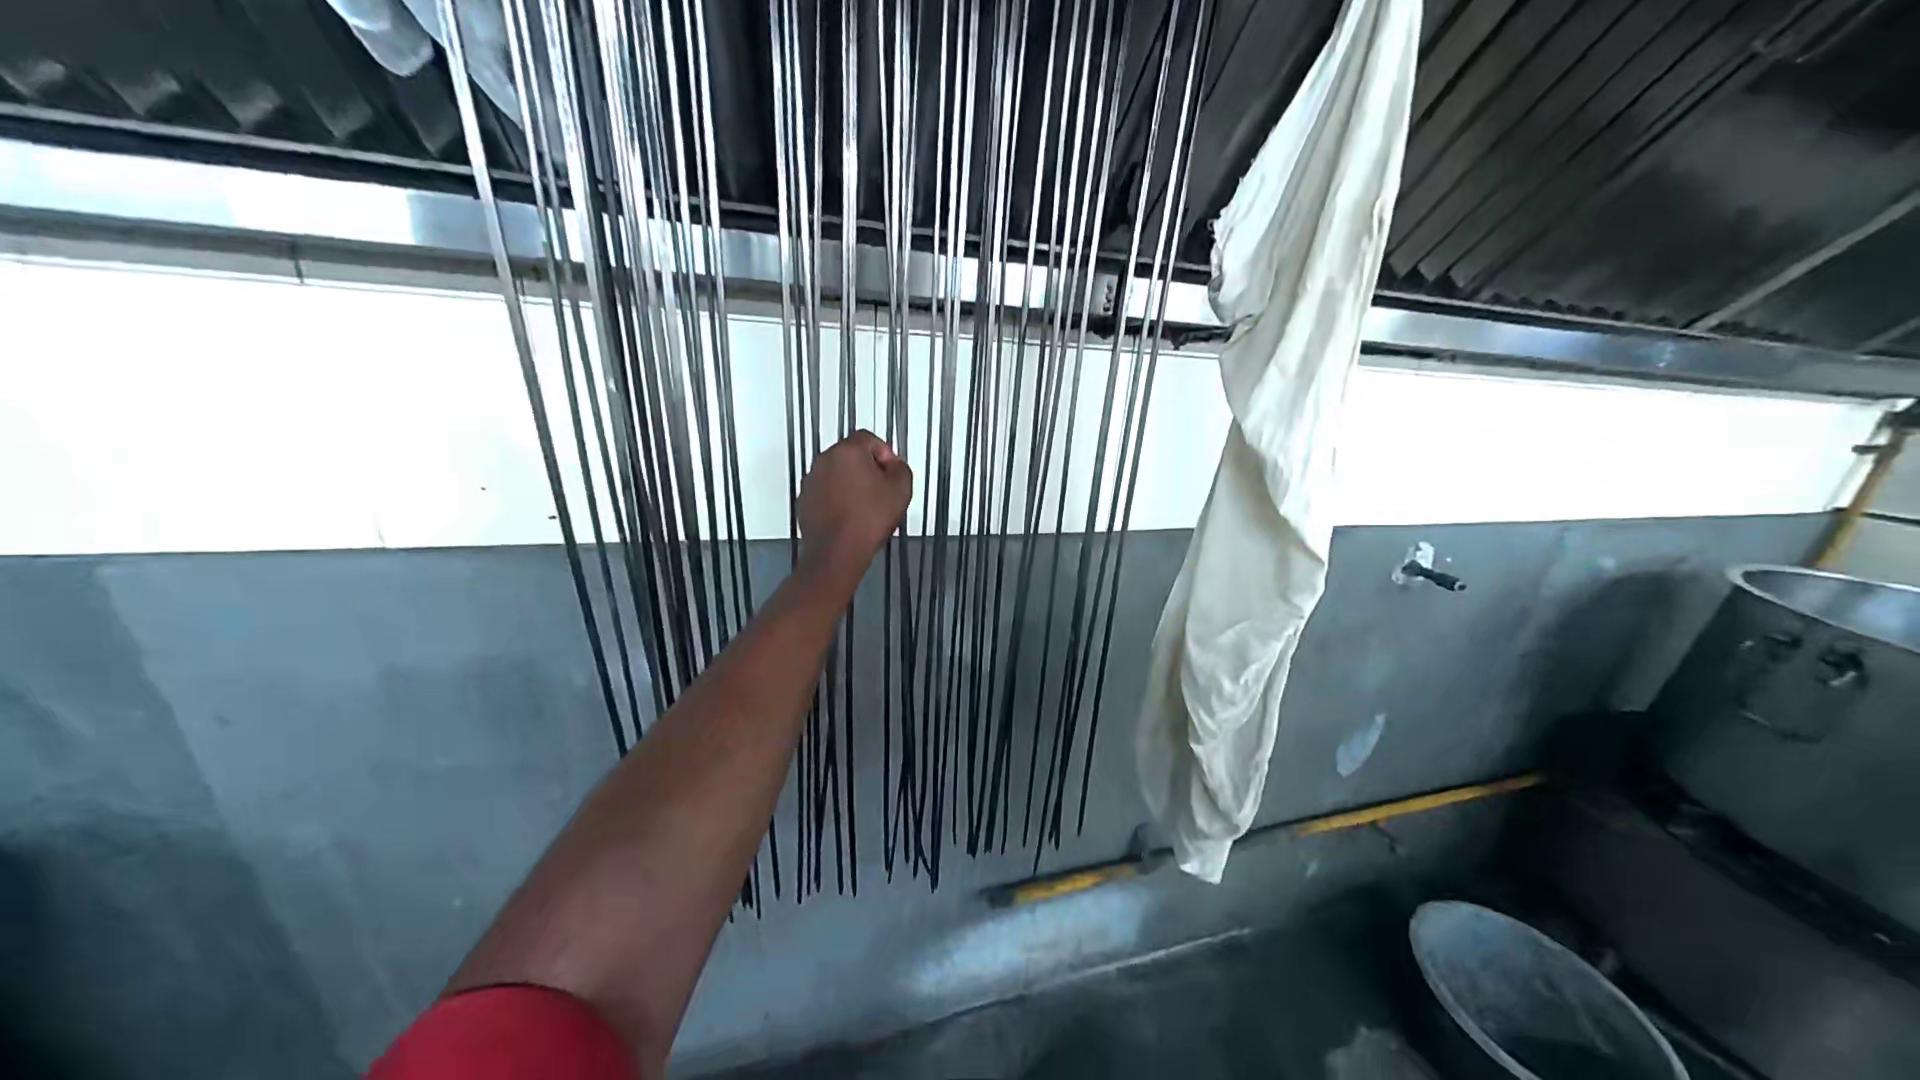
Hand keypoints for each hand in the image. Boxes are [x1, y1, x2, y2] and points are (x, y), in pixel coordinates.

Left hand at [798, 430, 912, 583]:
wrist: (837, 552)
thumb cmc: (866, 522)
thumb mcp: (901, 490)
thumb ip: (901, 468)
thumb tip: (896, 466)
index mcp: (848, 452)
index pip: (868, 438)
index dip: (884, 454)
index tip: (890, 470)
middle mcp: (825, 461)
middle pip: (850, 455)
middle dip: (866, 469)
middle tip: (881, 489)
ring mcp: (812, 481)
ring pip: (836, 474)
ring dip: (851, 484)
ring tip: (866, 507)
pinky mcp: (805, 500)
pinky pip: (825, 492)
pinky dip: (836, 499)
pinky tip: (851, 516)